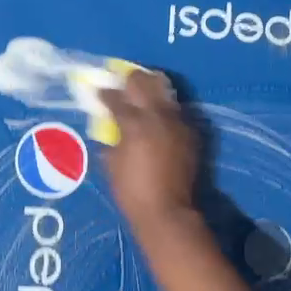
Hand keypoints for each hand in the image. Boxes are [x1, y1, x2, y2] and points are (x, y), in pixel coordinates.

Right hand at [100, 70, 199, 227]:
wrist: (167, 211)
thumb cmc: (132, 191)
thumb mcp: (111, 164)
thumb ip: (111, 139)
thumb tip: (112, 128)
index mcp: (134, 123)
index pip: (115, 97)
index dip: (105, 93)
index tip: (99, 92)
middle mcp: (158, 115)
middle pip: (143, 81)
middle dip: (130, 79)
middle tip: (122, 84)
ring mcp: (177, 121)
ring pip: (164, 90)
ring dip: (151, 88)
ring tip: (142, 93)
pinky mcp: (190, 132)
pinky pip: (176, 110)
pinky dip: (164, 109)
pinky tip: (158, 118)